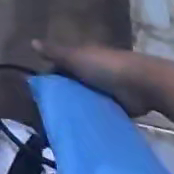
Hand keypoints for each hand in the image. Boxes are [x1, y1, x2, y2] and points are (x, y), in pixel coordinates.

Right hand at [36, 41, 167, 115]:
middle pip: (72, 86)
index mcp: (83, 59)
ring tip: (58, 128)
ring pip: (84, 101)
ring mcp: (105, 91)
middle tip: (45, 117)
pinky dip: (90, 120)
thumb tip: (31, 41)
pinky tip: (77, 132)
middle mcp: (92, 73)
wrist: (141, 84)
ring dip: (75, 111)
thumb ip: (55, 53)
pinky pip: (98, 114)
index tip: (36, 97)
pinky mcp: (115, 107)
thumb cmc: (106, 66)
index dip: (49, 80)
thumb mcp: (77, 58)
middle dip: (61, 98)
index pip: (61, 69)